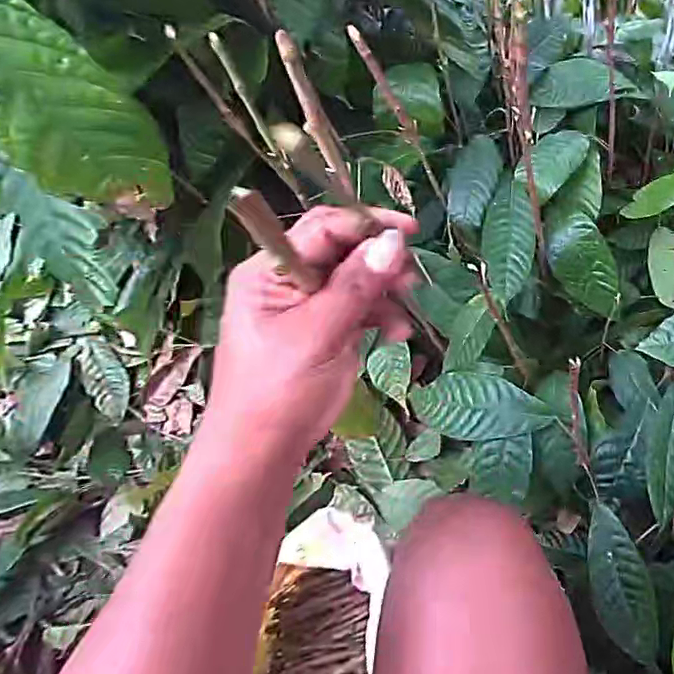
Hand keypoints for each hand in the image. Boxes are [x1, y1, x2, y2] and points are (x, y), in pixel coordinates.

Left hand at [209, 205, 420, 456]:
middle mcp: (288, 279)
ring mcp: (307, 303)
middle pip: (344, 249)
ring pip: (358, 276)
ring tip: (403, 315)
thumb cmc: (279, 390)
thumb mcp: (320, 333)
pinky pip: (361, 304)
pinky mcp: (325, 325)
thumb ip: (357, 285)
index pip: (324, 227)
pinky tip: (395, 334)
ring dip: (385, 290)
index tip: (409, 231)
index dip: (367, 223)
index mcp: (270, 271)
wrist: (262, 450)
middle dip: (381, 260)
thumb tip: (394, 241)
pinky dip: (381, 314)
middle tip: (411, 279)